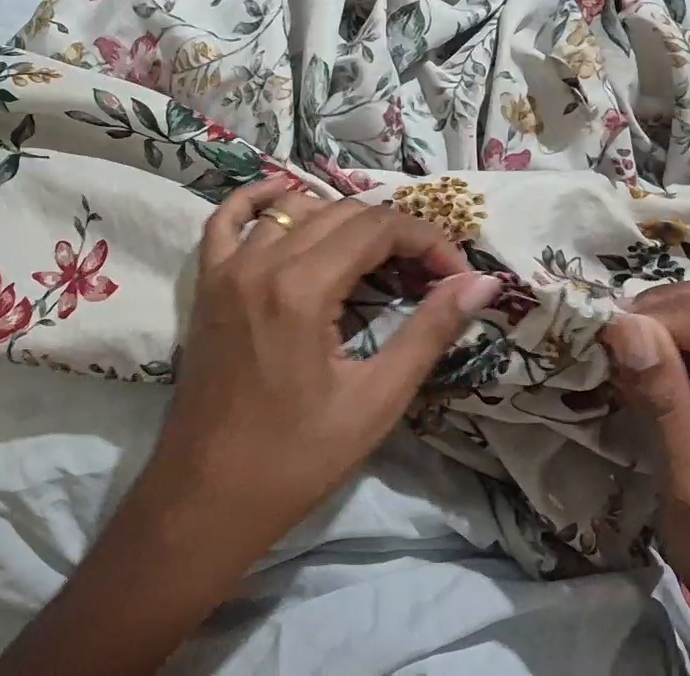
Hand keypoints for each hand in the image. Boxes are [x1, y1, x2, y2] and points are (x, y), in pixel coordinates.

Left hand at [154, 176, 504, 546]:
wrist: (208, 494)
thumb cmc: (297, 458)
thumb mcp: (375, 400)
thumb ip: (429, 332)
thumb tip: (482, 284)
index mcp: (302, 289)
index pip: (379, 230)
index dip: (428, 242)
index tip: (457, 275)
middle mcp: (260, 263)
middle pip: (342, 214)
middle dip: (395, 234)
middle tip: (428, 274)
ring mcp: (226, 269)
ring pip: (293, 211)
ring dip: (342, 220)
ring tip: (377, 256)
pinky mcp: (207, 284)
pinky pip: (227, 220)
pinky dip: (259, 201)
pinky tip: (287, 196)